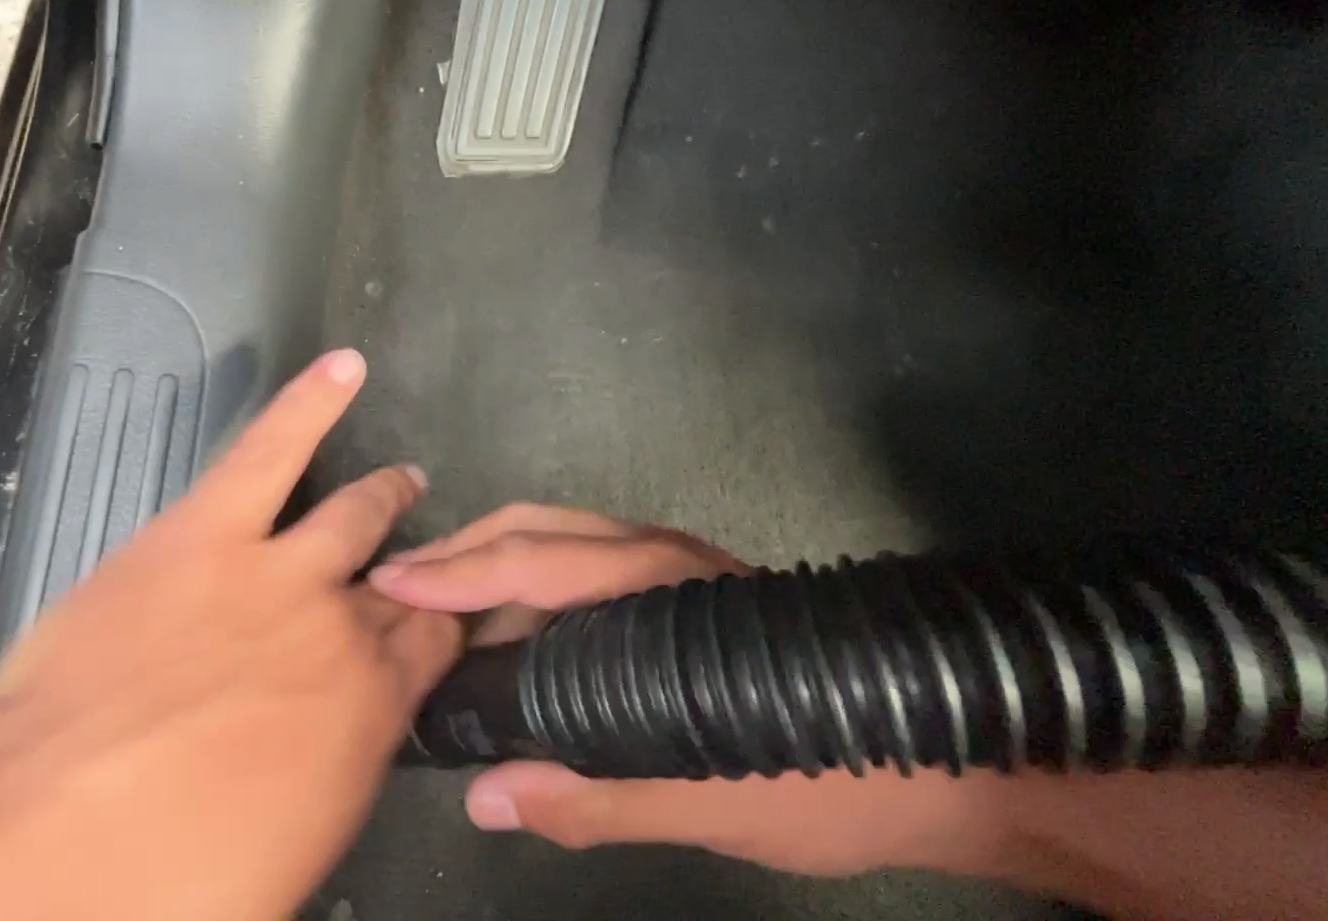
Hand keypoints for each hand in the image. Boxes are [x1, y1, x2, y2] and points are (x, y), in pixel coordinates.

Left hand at [0, 350, 461, 920]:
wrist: (36, 844)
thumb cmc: (163, 882)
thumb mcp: (284, 851)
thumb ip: (331, 775)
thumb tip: (337, 741)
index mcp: (364, 714)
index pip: (428, 648)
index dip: (440, 626)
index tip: (445, 615)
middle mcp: (340, 631)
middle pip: (399, 588)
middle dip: (419, 572)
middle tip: (425, 560)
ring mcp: (275, 571)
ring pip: (353, 515)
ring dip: (384, 495)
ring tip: (404, 479)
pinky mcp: (205, 530)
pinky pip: (270, 449)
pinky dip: (309, 403)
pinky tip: (342, 369)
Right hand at [370, 504, 1003, 877]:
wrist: (942, 752)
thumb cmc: (830, 771)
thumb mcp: (712, 799)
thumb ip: (595, 798)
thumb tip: (488, 800)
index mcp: (656, 587)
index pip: (529, 565)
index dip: (451, 575)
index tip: (386, 586)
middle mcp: (653, 553)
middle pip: (531, 527)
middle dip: (457, 552)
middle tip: (397, 593)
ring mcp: (666, 559)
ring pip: (552, 535)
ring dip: (488, 562)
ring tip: (438, 612)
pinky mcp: (676, 578)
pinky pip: (576, 560)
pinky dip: (525, 581)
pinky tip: (509, 630)